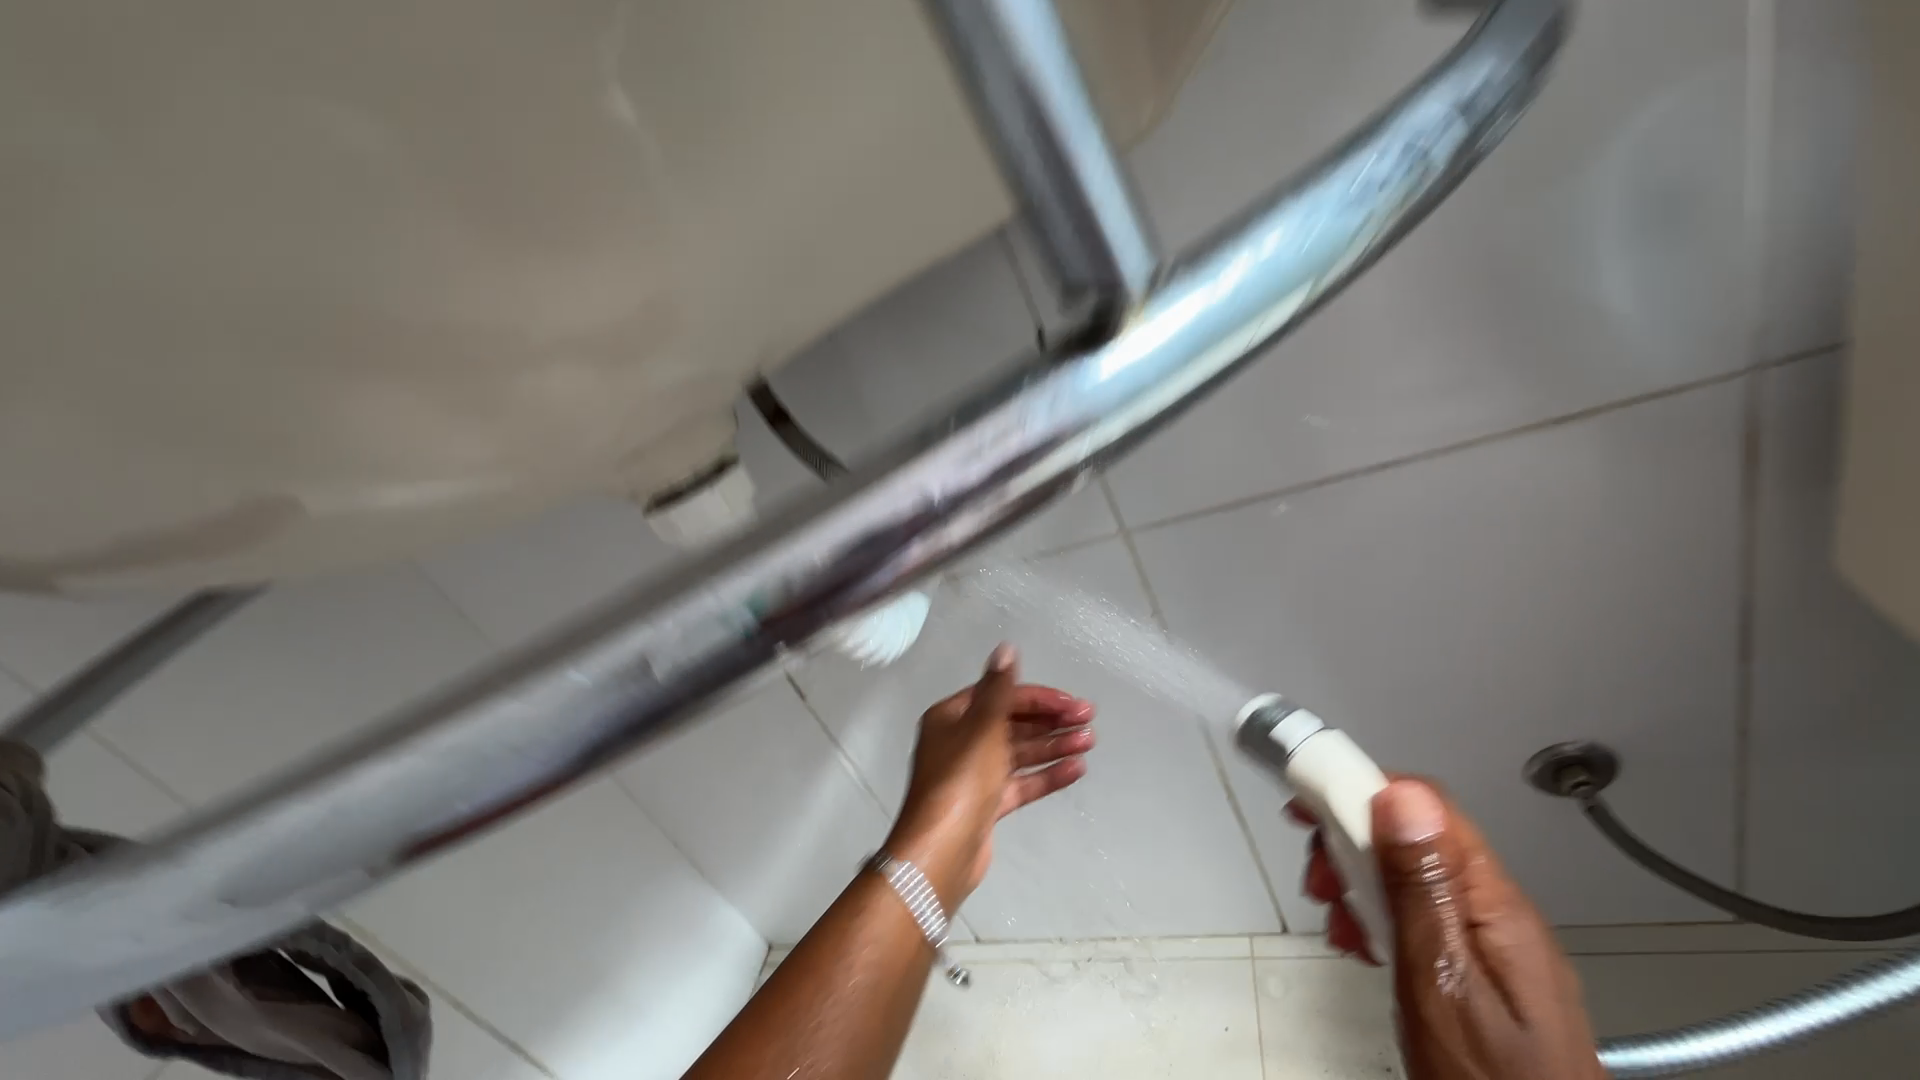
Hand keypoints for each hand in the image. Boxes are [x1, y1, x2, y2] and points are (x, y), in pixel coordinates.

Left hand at [885, 643, 1094, 907]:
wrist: (941, 852)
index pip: (1001, 696)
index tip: (1074, 704)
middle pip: (1012, 723)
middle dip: (1050, 721)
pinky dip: (1046, 775)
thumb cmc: (961, 781)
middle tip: (1089, 721)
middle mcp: (961, 741)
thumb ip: (1000, 690)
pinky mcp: (987, 804)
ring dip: (1053, 746)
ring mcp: (974, 774)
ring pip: (1019, 753)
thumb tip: (1006, 648)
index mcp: (952, 717)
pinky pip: (1021, 782)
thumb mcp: (982, 727)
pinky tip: (1076, 770)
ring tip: (1089, 742)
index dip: (1039, 698)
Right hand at [1292, 778, 1605, 1079]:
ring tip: (1339, 922)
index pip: (1430, 807)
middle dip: (1354, 842)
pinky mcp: (1479, 962)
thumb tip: (1403, 796)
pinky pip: (1423, 909)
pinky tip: (1365, 942)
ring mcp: (1491, 937)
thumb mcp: (1439, 982)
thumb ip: (1421, 889)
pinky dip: (1381, 912)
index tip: (1308, 809)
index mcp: (1495, 905)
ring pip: (1415, 872)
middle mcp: (1499, 909)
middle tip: (1320, 883)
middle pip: (1418, 835)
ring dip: (1362, 880)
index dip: (1363, 791)